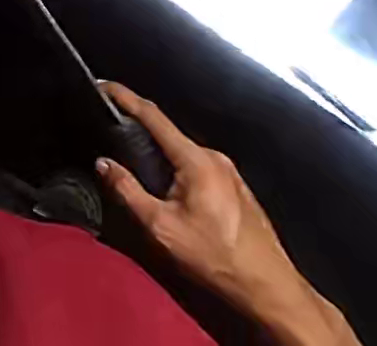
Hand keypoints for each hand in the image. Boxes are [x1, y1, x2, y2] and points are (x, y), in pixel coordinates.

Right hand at [97, 84, 340, 341]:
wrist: (273, 292)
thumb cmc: (218, 259)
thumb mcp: (163, 228)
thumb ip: (128, 191)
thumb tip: (103, 163)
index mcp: (195, 160)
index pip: (152, 115)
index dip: (124, 96)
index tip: (102, 85)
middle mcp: (213, 158)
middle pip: (165, 131)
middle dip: (136, 127)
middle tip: (110, 130)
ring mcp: (227, 171)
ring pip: (180, 149)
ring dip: (155, 150)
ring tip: (134, 163)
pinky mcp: (233, 186)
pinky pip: (194, 163)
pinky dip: (173, 164)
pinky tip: (166, 186)